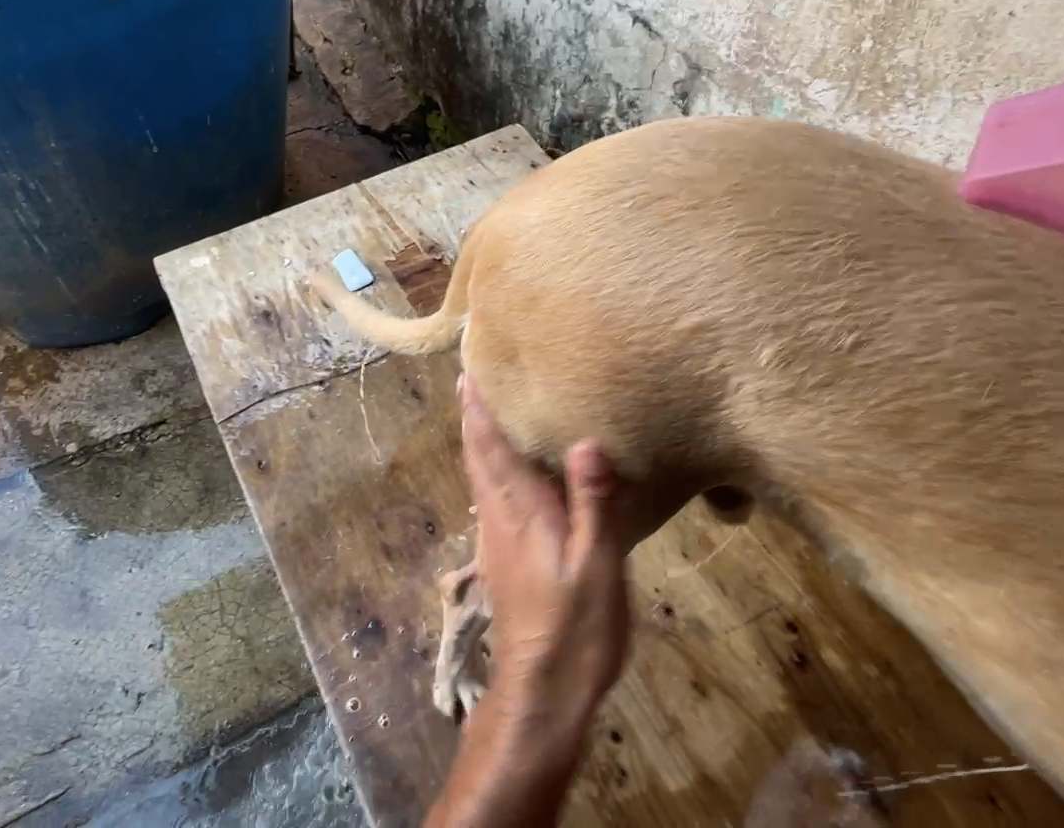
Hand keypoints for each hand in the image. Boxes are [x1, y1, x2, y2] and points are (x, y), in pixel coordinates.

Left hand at [459, 376, 631, 743]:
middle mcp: (499, 519)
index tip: (467, 371)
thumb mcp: (596, 566)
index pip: (490, 448)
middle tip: (472, 378)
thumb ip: (591, 504)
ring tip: (487, 411)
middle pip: (478, 458)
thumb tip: (585, 441)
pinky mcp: (504, 560)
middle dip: (473, 417)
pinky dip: (492, 468)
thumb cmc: (574, 629)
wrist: (542, 692)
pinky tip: (511, 471)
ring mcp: (497, 542)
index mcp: (519, 511)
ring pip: (481, 478)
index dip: (478, 409)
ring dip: (479, 441)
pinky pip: (493, 497)